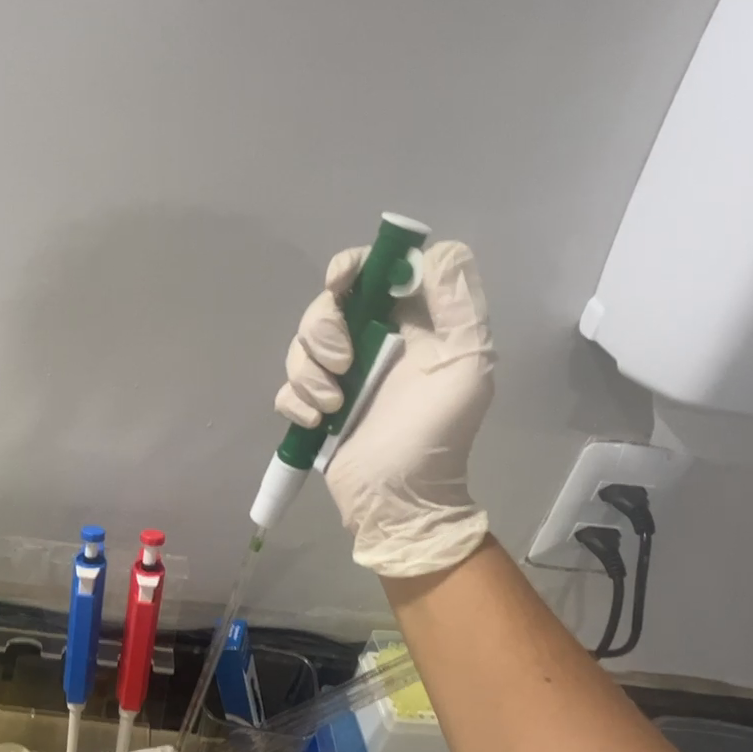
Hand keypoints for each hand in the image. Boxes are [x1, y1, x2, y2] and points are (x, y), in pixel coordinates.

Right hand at [274, 240, 496, 577]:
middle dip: (324, 332)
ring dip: (310, 375)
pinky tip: (319, 424)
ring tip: (333, 408)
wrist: (398, 499)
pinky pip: (285, 386)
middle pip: (325, 306)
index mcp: (410, 323)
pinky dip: (297, 403)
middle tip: (344, 367)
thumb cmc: (437, 435)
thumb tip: (429, 252)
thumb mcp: (467, 364)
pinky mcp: (312, 406)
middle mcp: (371, 341)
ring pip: (300, 345)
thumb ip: (458, 303)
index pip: (374, 270)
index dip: (351, 267)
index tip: (339, 286)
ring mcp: (338, 375)